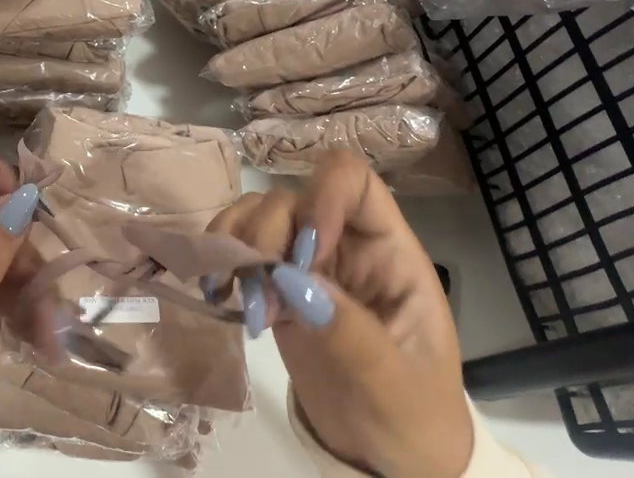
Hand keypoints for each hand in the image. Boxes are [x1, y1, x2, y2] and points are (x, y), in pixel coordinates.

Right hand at [207, 151, 471, 477]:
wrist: (385, 455)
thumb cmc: (412, 420)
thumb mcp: (395, 388)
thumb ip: (352, 335)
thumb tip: (296, 281)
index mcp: (389, 253)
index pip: (355, 183)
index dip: (323, 197)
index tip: (305, 254)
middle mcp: (344, 244)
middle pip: (293, 196)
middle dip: (268, 238)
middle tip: (265, 301)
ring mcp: (306, 262)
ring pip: (258, 214)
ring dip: (238, 248)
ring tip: (242, 302)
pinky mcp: (275, 284)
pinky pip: (237, 244)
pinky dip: (220, 259)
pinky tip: (221, 296)